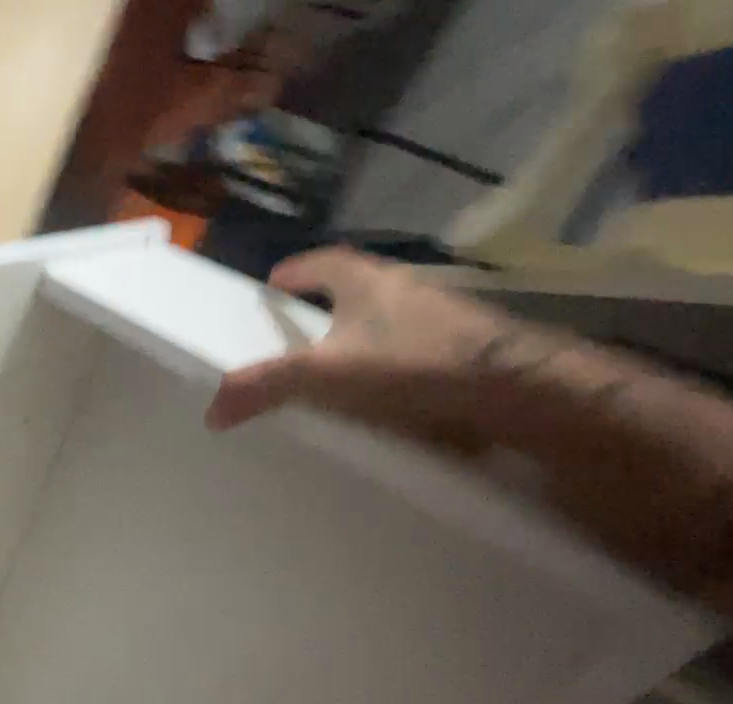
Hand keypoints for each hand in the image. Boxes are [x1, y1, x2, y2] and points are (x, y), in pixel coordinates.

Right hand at [206, 247, 732, 639]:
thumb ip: (262, 387)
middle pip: (361, 291)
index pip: (326, 263)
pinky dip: (394, 373)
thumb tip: (211, 410)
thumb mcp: (322, 376)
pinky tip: (383, 406)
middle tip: (299, 334)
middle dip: (328, 309)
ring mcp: (447, 325)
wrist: (521, 395)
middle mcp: (412, 294)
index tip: (274, 284)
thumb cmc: (412, 368)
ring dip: (364, 341)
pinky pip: (417, 359)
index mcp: (371, 284)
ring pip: (392, 325)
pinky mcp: (468, 360)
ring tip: (335, 377)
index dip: (298, 272)